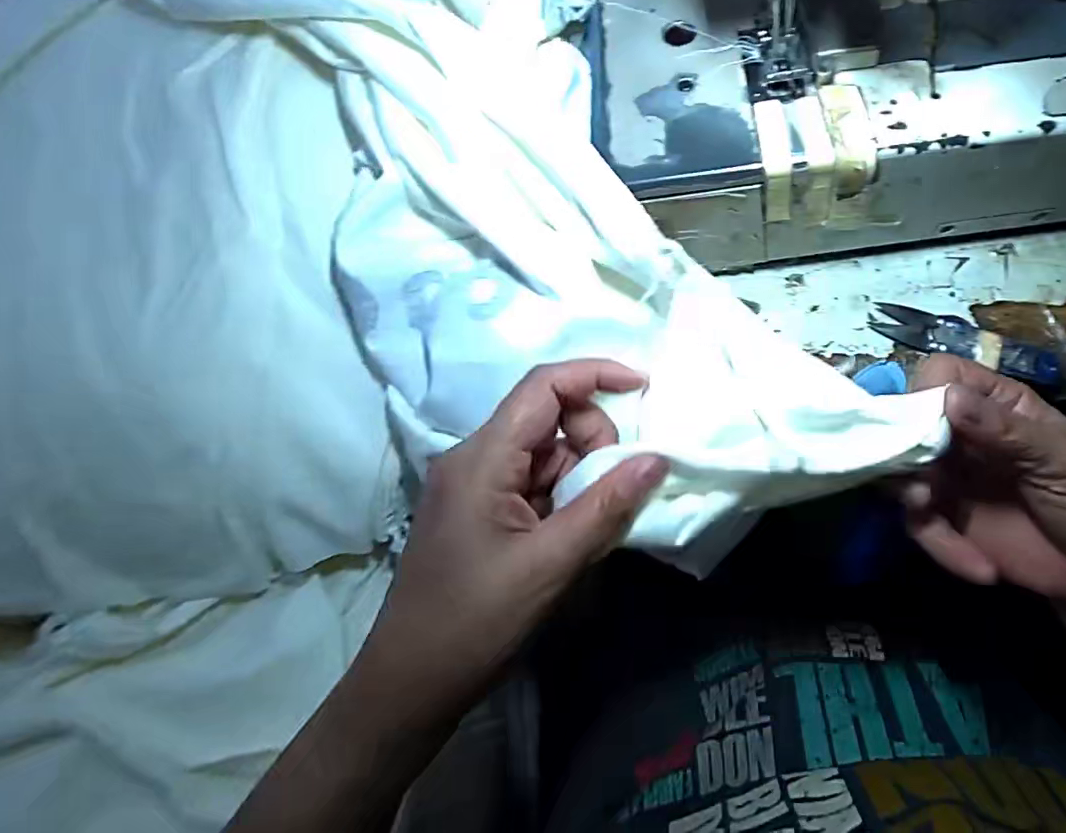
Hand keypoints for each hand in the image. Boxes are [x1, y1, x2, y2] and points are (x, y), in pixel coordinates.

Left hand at [358, 360, 667, 708]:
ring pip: (551, 451)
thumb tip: (658, 458)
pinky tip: (573, 535)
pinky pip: (540, 479)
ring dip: (584, 475)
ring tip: (588, 528)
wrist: (407, 690)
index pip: (544, 386)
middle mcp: (476, 458)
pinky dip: (569, 496)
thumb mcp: (550, 565)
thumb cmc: (472, 624)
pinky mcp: (484, 507)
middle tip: (615, 491)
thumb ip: (607, 506)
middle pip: (552, 417)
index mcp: (482, 459)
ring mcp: (478, 483)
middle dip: (596, 441)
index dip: (596, 374)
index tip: (643, 388)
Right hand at [898, 354, 1065, 608]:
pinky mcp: (950, 520)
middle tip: (918, 481)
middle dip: (902, 450)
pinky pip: (920, 523)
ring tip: (928, 512)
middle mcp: (965, 433)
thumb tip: (949, 397)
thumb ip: (1006, 430)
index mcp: (997, 404)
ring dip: (908, 494)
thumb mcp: (1062, 459)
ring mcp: (954, 476)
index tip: (921, 421)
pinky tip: (983, 569)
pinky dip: (939, 545)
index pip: (943, 374)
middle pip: (908, 421)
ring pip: (901, 472)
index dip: (924, 389)